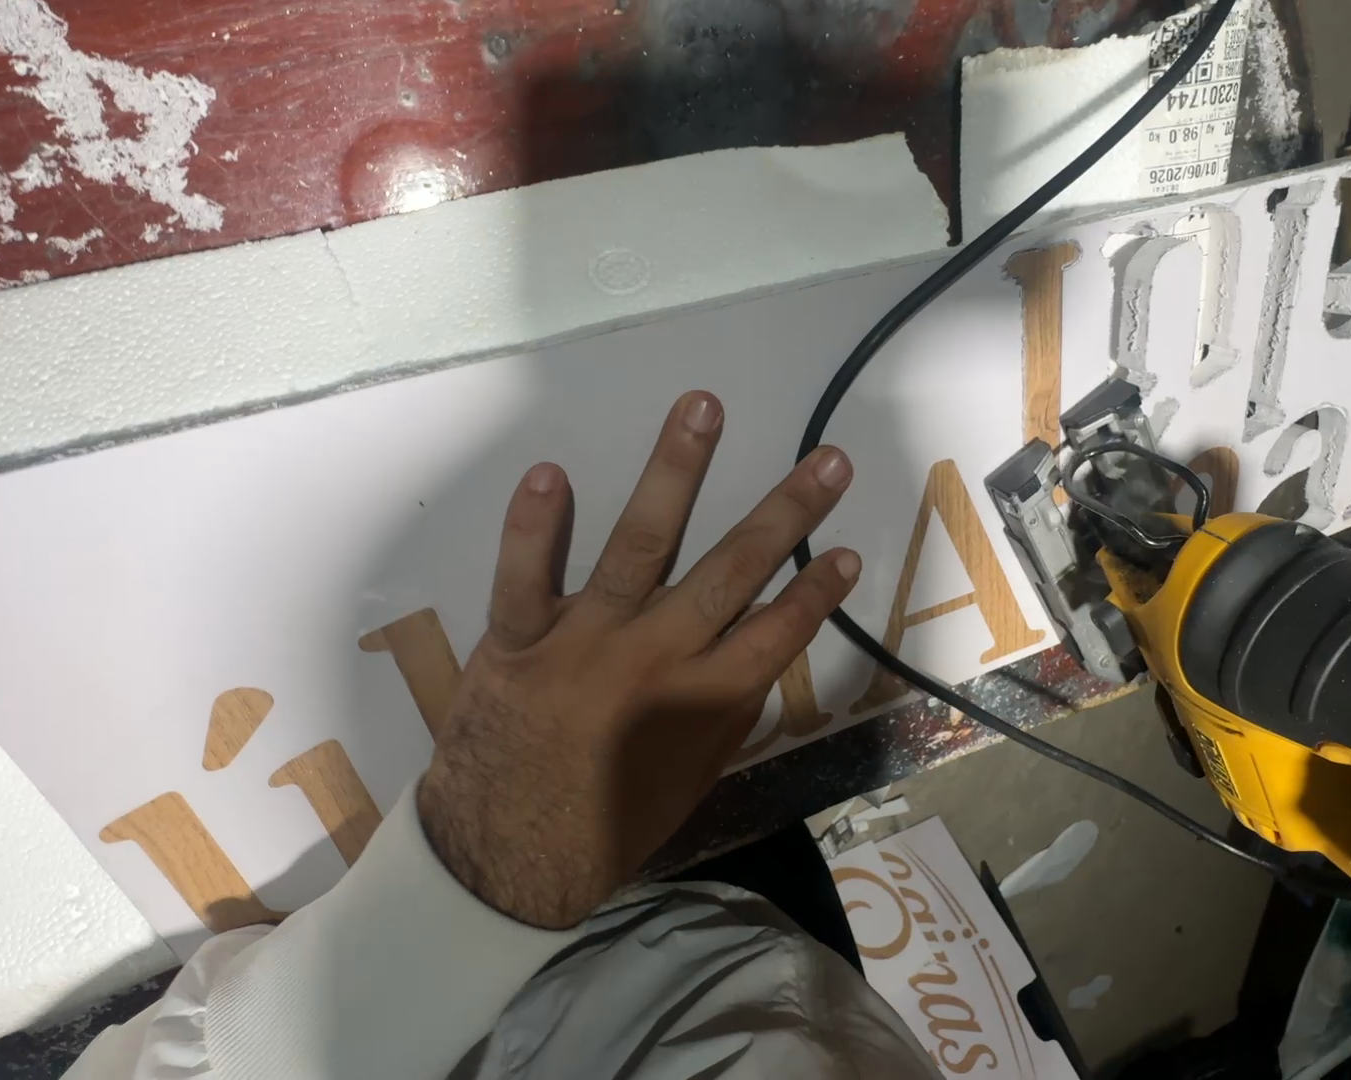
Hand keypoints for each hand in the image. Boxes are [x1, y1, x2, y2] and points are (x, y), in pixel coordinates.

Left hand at [416, 391, 860, 928]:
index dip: (816, 592)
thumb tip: (758, 652)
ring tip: (704, 407)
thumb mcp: (691, 779)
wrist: (503, 864)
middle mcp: (653, 659)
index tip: (847, 550)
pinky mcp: (517, 639)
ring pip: (637, 545)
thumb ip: (726, 711)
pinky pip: (524, 576)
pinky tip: (552, 471)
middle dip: (785, 513)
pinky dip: (535, 527)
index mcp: (700, 702)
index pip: (777, 632)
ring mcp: (582, 643)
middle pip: (730, 572)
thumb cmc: (610, 824)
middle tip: (827, 462)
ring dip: (676, 471)